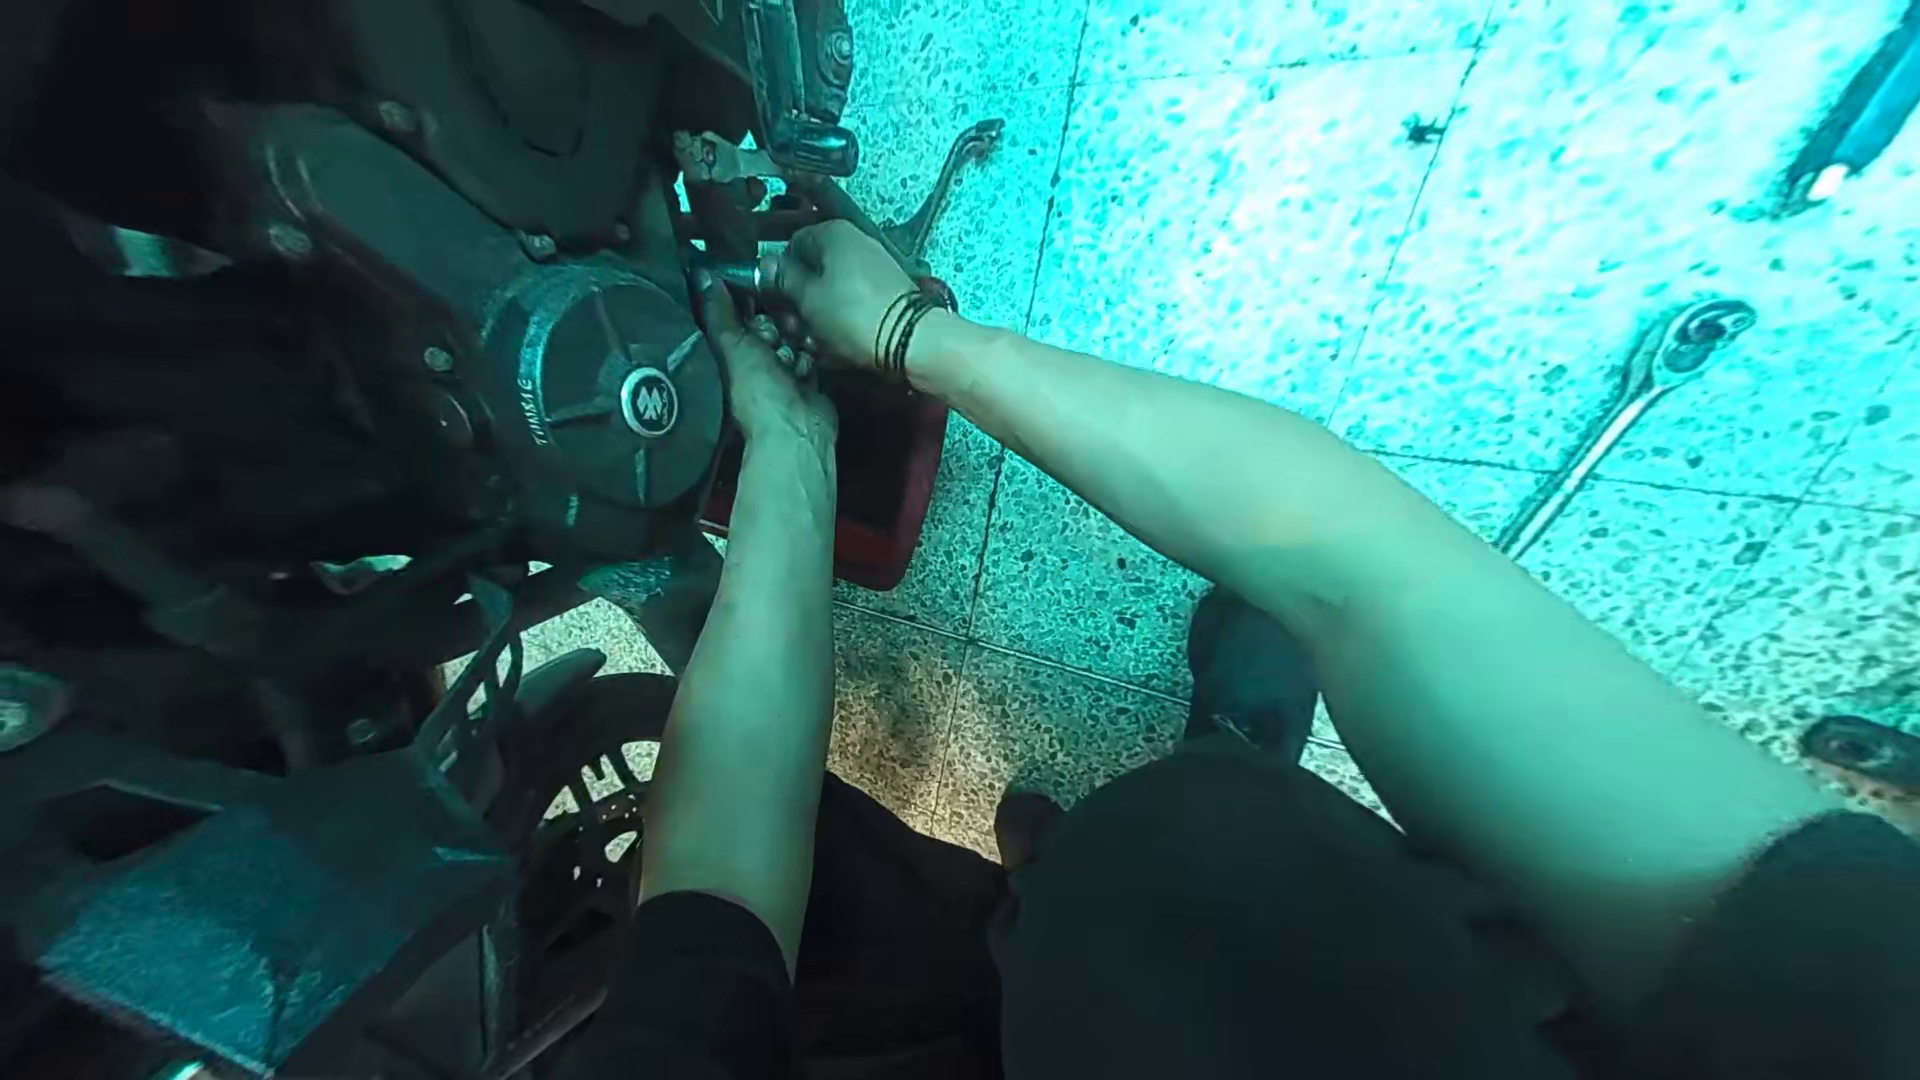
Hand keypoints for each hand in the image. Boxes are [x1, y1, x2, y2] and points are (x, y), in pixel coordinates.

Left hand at [697, 271, 836, 449]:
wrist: (795, 426)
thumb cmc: (757, 387)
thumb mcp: (731, 344)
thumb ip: (718, 310)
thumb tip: (702, 273)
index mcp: (730, 352)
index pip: (742, 315)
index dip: (750, 306)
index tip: (757, 306)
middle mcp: (755, 361)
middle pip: (772, 325)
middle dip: (777, 327)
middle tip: (776, 339)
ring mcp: (783, 373)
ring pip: (793, 339)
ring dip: (795, 344)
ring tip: (790, 359)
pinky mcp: (807, 381)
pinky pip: (811, 357)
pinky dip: (809, 360)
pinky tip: (805, 367)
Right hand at [765, 220, 917, 369]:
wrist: (911, 340)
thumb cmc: (851, 315)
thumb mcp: (807, 298)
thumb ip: (781, 279)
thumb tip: (764, 266)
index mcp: (832, 232)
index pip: (791, 247)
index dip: (779, 278)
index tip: (778, 306)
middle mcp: (855, 242)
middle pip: (814, 271)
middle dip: (801, 303)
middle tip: (797, 330)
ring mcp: (875, 268)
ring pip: (834, 292)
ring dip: (821, 318)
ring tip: (819, 343)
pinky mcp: (889, 294)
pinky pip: (856, 304)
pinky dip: (845, 322)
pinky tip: (842, 345)